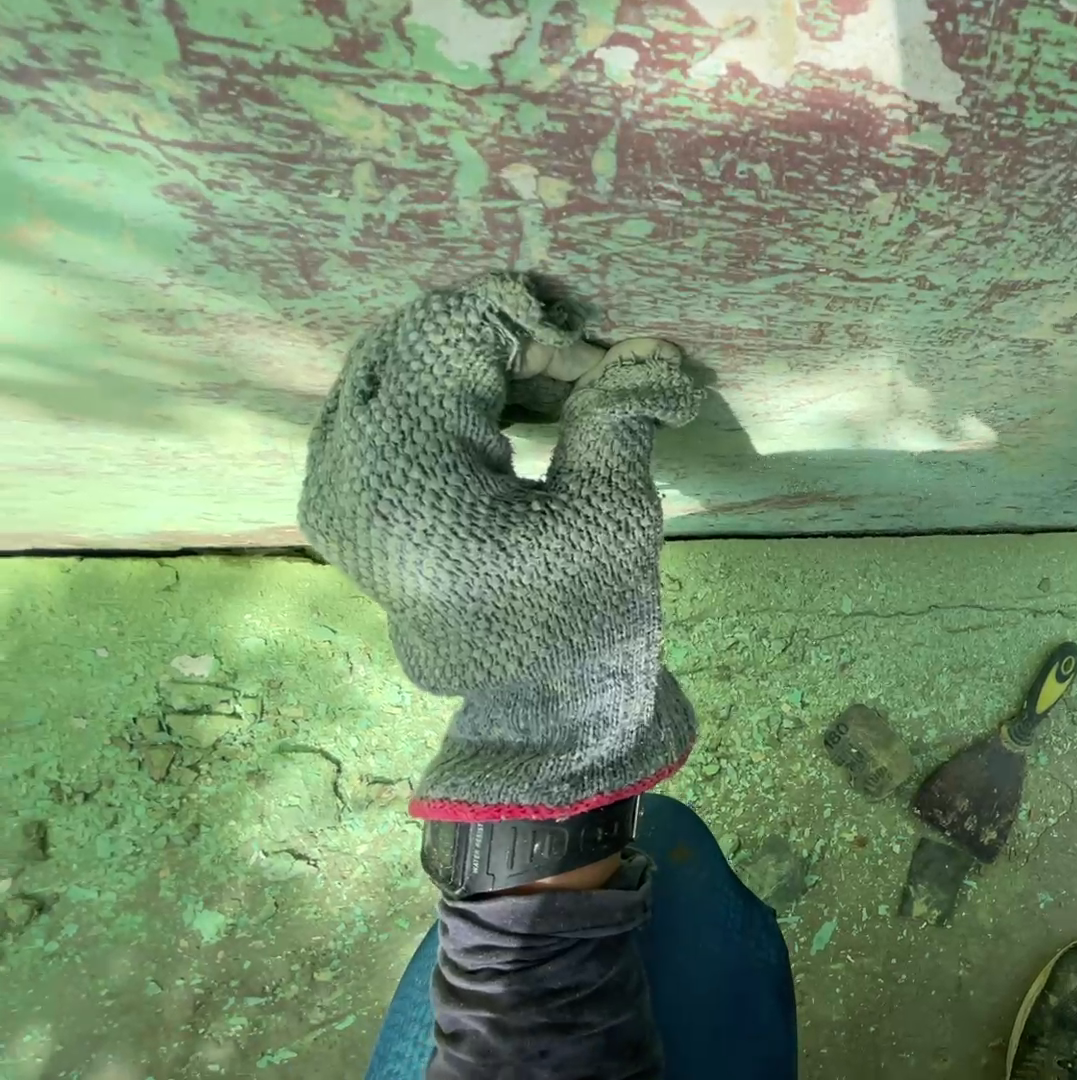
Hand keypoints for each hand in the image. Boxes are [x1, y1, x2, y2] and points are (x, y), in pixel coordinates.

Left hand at [299, 273, 704, 821]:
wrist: (545, 701)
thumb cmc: (587, 615)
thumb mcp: (614, 513)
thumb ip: (620, 416)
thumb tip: (658, 350)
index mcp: (407, 477)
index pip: (453, 341)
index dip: (533, 322)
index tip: (604, 340)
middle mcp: (345, 473)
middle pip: (413, 344)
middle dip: (507, 337)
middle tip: (589, 360)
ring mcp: (335, 489)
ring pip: (395, 370)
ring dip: (483, 362)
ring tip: (563, 384)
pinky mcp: (351, 503)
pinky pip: (388, 409)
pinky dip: (456, 394)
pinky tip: (518, 411)